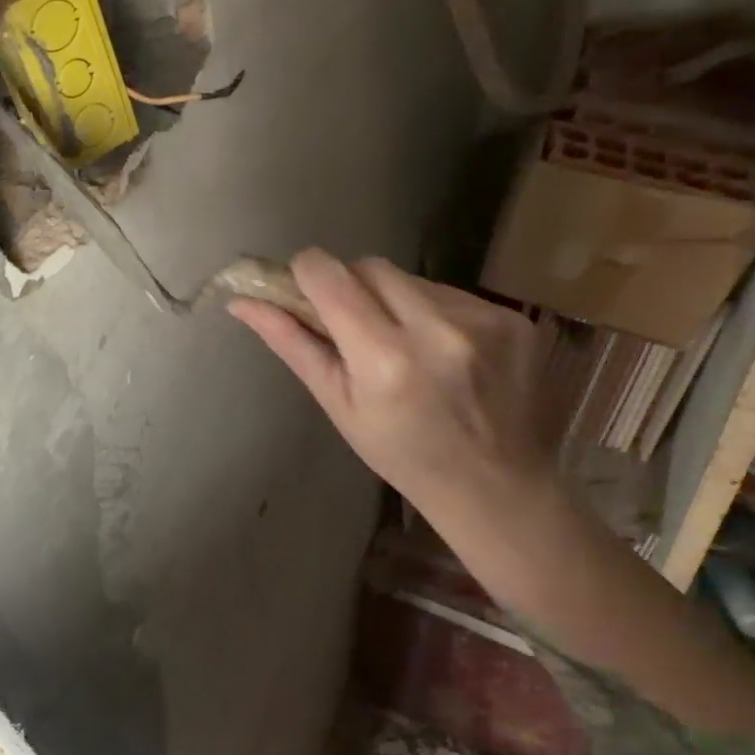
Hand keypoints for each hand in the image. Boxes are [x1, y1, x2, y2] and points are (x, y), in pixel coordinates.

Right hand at [229, 250, 551, 516]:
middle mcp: (436, 329)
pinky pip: (450, 292)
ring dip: (394, 299)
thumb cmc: (401, 453)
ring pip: (410, 278)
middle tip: (353, 327)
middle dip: (350, 286)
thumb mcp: (336, 404)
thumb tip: (240, 301)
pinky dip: (433, 312)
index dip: (307, 275)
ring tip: (405, 346)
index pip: (328, 274)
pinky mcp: (514, 319)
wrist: (498, 488)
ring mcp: (483, 321)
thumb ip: (291, 343)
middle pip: (369, 266)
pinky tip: (443, 352)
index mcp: (384, 358)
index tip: (305, 294)